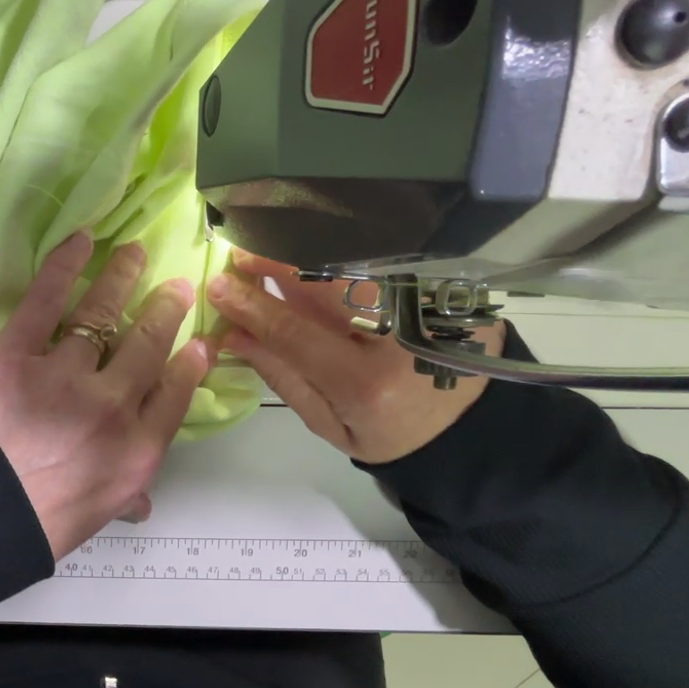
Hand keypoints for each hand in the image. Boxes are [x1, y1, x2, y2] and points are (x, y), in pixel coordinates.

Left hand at [0, 232, 211, 558]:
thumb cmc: (37, 526)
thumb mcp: (97, 518)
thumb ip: (124, 497)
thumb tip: (141, 502)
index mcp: (138, 450)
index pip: (175, 392)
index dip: (188, 362)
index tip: (198, 341)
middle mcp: (113, 405)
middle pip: (148, 345)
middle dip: (164, 311)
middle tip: (174, 288)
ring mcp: (65, 374)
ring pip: (103, 314)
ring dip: (122, 278)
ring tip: (134, 255)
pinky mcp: (17, 353)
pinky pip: (46, 300)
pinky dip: (64, 266)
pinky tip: (81, 241)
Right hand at [205, 250, 503, 464]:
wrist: (470, 430)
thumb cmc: (387, 434)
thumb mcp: (327, 423)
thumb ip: (282, 377)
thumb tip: (234, 335)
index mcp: (364, 382)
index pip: (293, 332)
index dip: (251, 306)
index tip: (218, 286)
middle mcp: (400, 338)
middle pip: (328, 283)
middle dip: (278, 263)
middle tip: (243, 253)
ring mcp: (430, 309)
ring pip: (356, 270)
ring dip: (309, 260)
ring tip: (275, 258)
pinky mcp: (450, 293)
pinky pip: (387, 271)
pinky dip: (349, 268)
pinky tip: (324, 269)